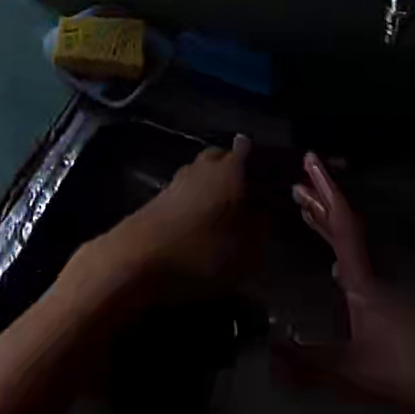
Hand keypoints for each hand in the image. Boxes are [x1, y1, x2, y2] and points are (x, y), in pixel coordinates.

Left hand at [66, 135, 252, 296]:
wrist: (138, 259)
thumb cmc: (202, 253)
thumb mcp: (248, 249)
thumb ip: (261, 223)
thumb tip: (265, 204)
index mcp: (232, 169)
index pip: (254, 154)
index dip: (265, 166)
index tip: (276, 182)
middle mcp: (206, 164)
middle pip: (227, 159)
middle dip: (240, 173)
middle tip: (252, 198)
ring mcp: (180, 177)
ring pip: (206, 172)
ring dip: (217, 185)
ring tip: (229, 214)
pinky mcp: (162, 194)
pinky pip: (190, 188)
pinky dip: (200, 198)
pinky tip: (203, 221)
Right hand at [290, 154, 414, 413]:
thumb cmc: (412, 371)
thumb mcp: (357, 371)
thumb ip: (312, 365)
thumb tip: (270, 360)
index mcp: (363, 281)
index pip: (341, 226)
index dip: (326, 191)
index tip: (311, 158)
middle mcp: (375, 273)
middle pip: (345, 228)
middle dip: (320, 203)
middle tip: (295, 183)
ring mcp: (388, 284)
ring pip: (353, 244)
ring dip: (328, 225)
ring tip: (305, 209)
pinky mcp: (396, 301)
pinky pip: (359, 262)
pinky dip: (340, 250)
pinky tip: (331, 266)